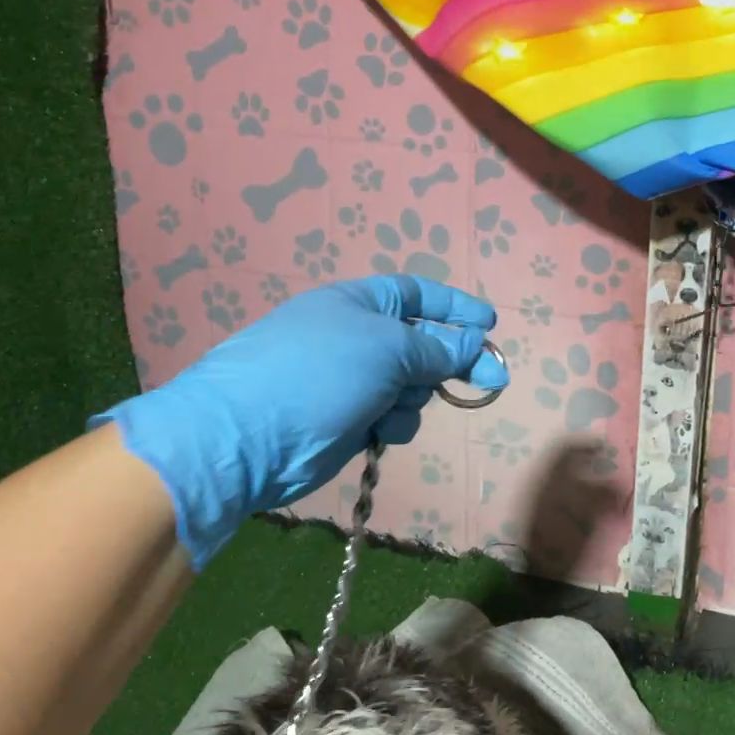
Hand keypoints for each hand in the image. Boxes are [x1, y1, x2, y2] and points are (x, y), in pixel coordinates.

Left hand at [95, 274, 507, 568]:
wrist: (243, 440)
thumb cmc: (318, 374)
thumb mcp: (387, 348)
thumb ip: (438, 347)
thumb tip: (476, 343)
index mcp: (357, 303)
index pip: (419, 294)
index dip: (456, 307)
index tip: (491, 323)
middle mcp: (355, 337)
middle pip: (422, 342)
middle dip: (450, 360)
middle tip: (491, 379)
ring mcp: (349, 380)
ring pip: (411, 384)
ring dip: (415, 396)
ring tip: (394, 407)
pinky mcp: (346, 419)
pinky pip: (391, 415)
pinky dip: (392, 422)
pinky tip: (378, 431)